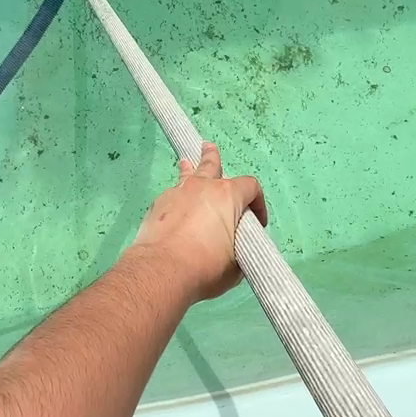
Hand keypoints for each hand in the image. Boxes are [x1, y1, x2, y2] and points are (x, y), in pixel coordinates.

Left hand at [124, 142, 267, 304]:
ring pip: (187, 174)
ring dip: (190, 169)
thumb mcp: (235, 264)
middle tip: (209, 147)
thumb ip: (237, 246)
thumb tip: (230, 245)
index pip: (251, 186)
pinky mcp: (158, 203)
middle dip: (213, 157)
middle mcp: (203, 186)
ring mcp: (178, 191)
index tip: (256, 222)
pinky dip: (177, 198)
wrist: (162, 269)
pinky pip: (172, 194)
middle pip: (211, 164)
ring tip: (186, 162)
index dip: (258, 202)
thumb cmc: (206, 267)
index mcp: (227, 196)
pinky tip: (174, 209)